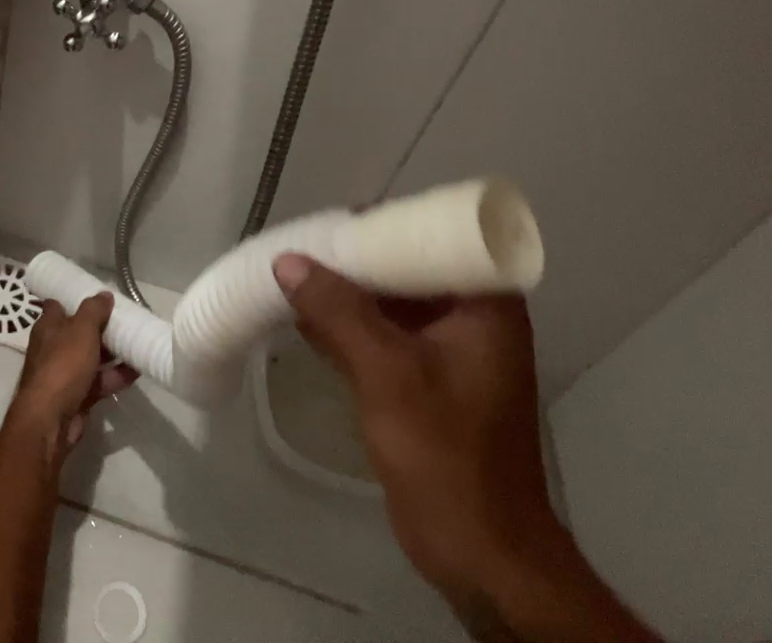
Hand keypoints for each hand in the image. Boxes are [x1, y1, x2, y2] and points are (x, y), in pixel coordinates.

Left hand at [0, 292, 137, 468]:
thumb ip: (93, 311)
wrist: (51, 419)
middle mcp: (53, 348)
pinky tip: (139, 370)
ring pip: (91, 358)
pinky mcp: (77, 396)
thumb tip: (104, 294)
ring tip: (138, 342)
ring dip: (112, 353)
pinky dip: (116, 376)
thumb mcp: (81, 330)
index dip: (74, 300)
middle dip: (100, 327)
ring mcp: (65, 374)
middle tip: (126, 319)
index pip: (57, 306)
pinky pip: (100, 381)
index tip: (96, 296)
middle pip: (78, 332)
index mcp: (48, 327)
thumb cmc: (62, 365)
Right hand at [272, 253, 563, 602]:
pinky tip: (302, 319)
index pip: (430, 239)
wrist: (478, 548)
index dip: (377, 227)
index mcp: (484, 305)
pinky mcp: (427, 382)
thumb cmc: (444, 453)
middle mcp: (472, 319)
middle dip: (351, 260)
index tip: (326, 224)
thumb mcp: (387, 374)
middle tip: (298, 249)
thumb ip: (338, 312)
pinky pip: (383, 337)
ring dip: (344, 294)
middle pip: (406, 269)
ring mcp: (450, 353)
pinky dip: (346, 327)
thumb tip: (287, 262)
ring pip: (390, 304)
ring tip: (290, 276)